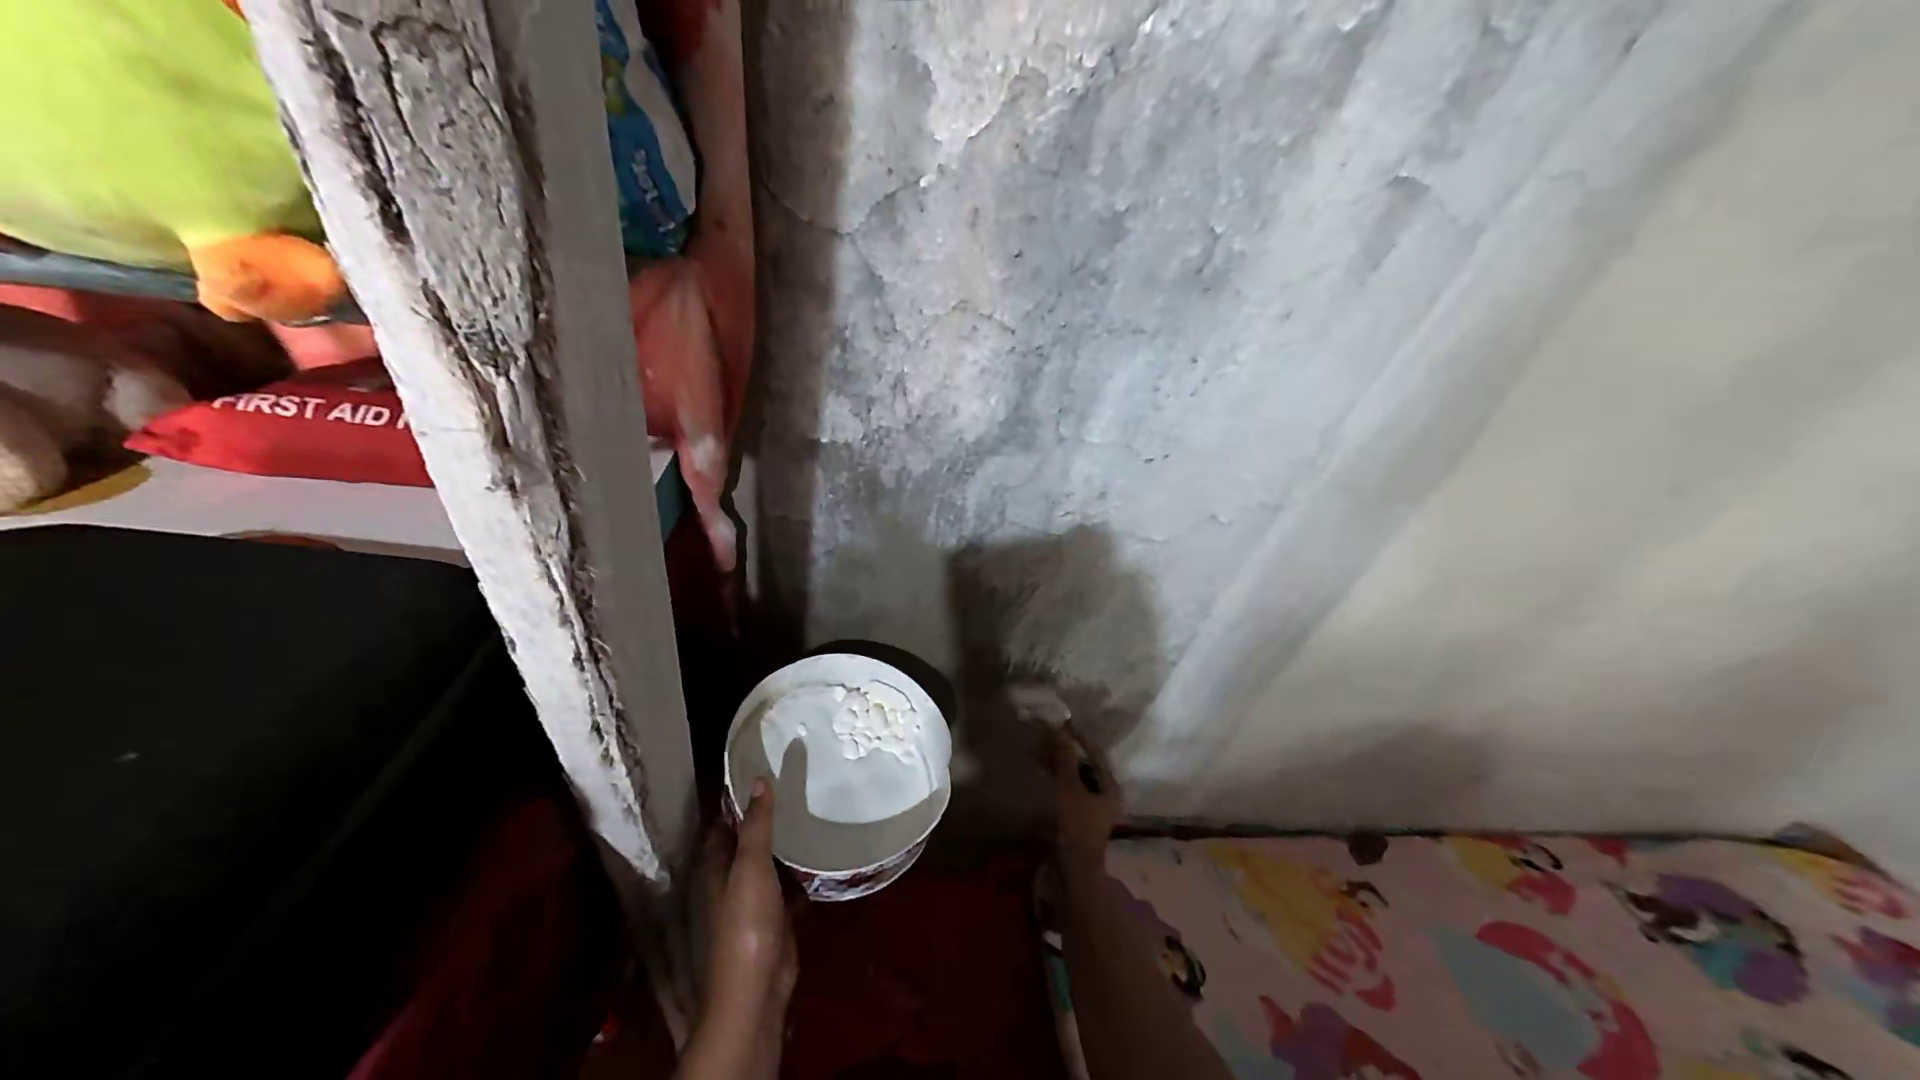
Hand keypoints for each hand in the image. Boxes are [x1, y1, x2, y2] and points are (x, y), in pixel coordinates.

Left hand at [702, 779, 797, 1024]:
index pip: (723, 825)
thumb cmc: (745, 923)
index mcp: (717, 868)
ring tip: (810, 811)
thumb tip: (758, 779)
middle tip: (794, 785)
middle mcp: (733, 881)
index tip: (761, 771)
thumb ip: (756, 825)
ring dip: (784, 844)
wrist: (757, 987)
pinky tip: (820, 855)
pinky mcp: (778, 918)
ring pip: (770, 863)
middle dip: (765, 819)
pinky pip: (790, 886)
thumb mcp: (750, 867)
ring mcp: (756, 901)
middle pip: (747, 843)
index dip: (737, 800)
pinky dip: (801, 872)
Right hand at [1048, 725, 1121, 867]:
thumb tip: (1057, 729)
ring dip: (1058, 763)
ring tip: (1038, 749)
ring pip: (1074, 777)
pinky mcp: (1077, 818)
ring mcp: (1091, 808)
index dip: (1078, 737)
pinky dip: (1055, 778)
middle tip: (1045, 735)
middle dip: (1064, 750)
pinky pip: (1067, 790)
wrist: (1072, 870)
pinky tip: (1041, 770)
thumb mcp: (1069, 787)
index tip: (1061, 723)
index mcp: (1110, 787)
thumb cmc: (1076, 825)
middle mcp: (1104, 796)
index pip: (1095, 753)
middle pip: (1084, 765)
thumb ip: (1063, 758)